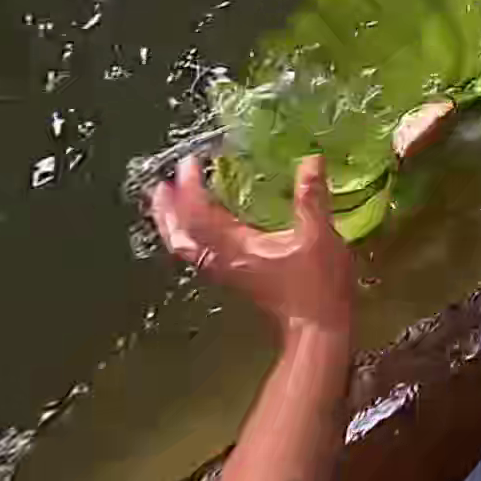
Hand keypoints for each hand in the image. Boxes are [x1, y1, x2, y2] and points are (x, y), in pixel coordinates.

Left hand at [149, 154, 354, 338]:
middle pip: (181, 235)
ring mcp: (227, 269)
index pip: (201, 216)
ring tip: (173, 201)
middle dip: (168, 209)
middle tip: (162, 183)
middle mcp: (222, 259)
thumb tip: (310, 159)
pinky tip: (206, 225)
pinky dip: (193, 233)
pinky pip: (201, 250)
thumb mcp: (319, 235)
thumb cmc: (317, 280)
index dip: (191, 190)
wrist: (315, 321)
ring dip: (175, 222)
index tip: (190, 164)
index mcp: (236, 248)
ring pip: (187, 245)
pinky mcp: (238, 273)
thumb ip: (312, 198)